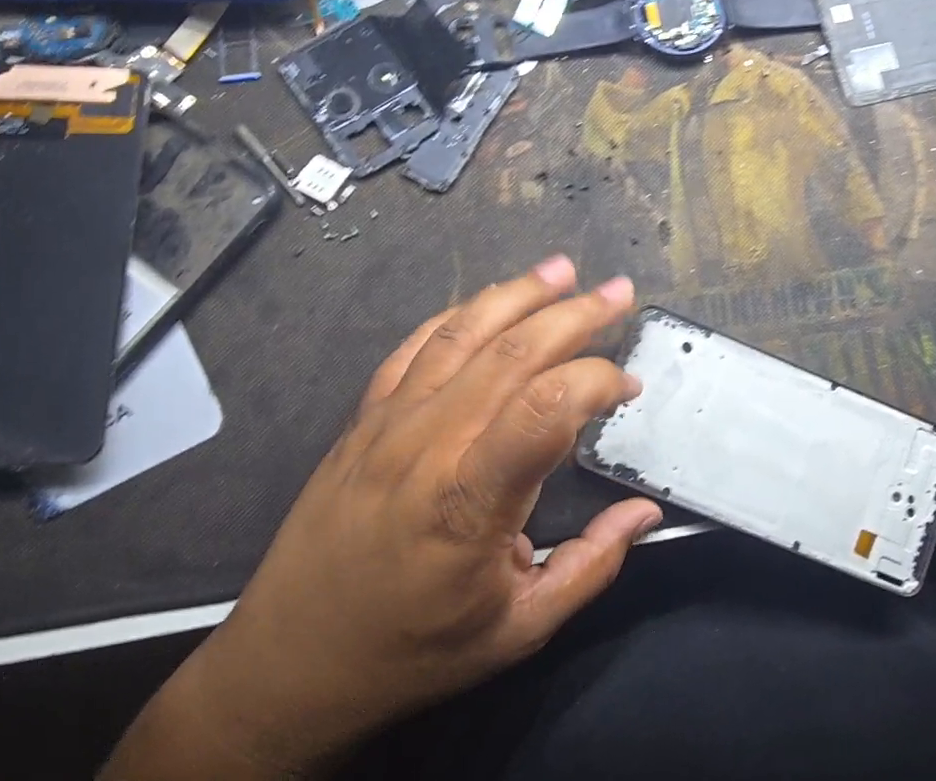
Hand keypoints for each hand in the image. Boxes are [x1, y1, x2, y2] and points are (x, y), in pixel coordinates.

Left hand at [106, 257, 661, 778]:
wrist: (288, 665)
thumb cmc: (413, 650)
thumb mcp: (519, 628)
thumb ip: (591, 566)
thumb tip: (647, 514)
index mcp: (470, 502)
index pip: (546, 407)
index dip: (598, 380)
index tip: (630, 390)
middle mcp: (427, 446)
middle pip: (511, 353)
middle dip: (575, 315)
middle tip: (620, 293)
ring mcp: (388, 425)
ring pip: (461, 335)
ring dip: (517, 295)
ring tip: (562, 269)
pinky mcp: (362, 421)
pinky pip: (413, 349)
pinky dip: (457, 316)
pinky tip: (488, 303)